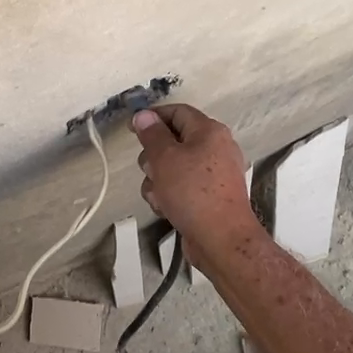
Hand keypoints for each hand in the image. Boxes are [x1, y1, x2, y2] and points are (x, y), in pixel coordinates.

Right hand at [130, 104, 257, 244]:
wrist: (221, 240)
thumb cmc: (193, 192)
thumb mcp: (165, 158)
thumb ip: (152, 134)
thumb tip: (144, 115)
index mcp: (209, 132)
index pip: (177, 112)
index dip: (152, 117)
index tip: (132, 128)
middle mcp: (215, 148)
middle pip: (173, 141)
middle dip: (153, 157)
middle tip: (150, 170)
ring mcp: (214, 174)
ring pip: (173, 167)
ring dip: (158, 180)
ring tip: (159, 196)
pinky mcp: (209, 196)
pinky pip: (182, 186)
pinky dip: (170, 195)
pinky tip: (166, 208)